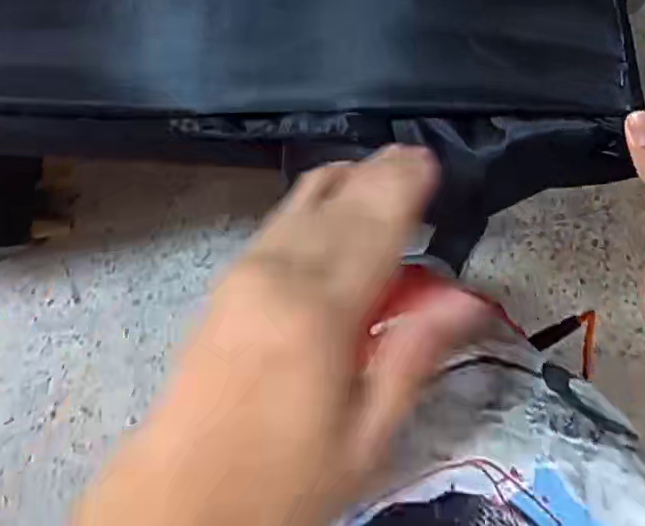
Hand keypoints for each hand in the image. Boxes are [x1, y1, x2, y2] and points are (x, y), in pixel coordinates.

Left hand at [71, 146, 488, 525]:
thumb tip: (465, 299)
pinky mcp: (230, 274)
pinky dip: (315, 193)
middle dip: (382, 173)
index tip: (429, 160)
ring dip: (350, 176)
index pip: (375, 228)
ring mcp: (249, 268)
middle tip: (414, 154)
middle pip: (343, 203)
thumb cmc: (283, 479)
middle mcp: (282, 273)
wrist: (180, 500)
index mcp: (322, 312)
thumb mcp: (365, 438)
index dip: (404, 187)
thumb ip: (413, 355)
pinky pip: (281, 215)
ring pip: (308, 199)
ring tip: (382, 163)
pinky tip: (332, 187)